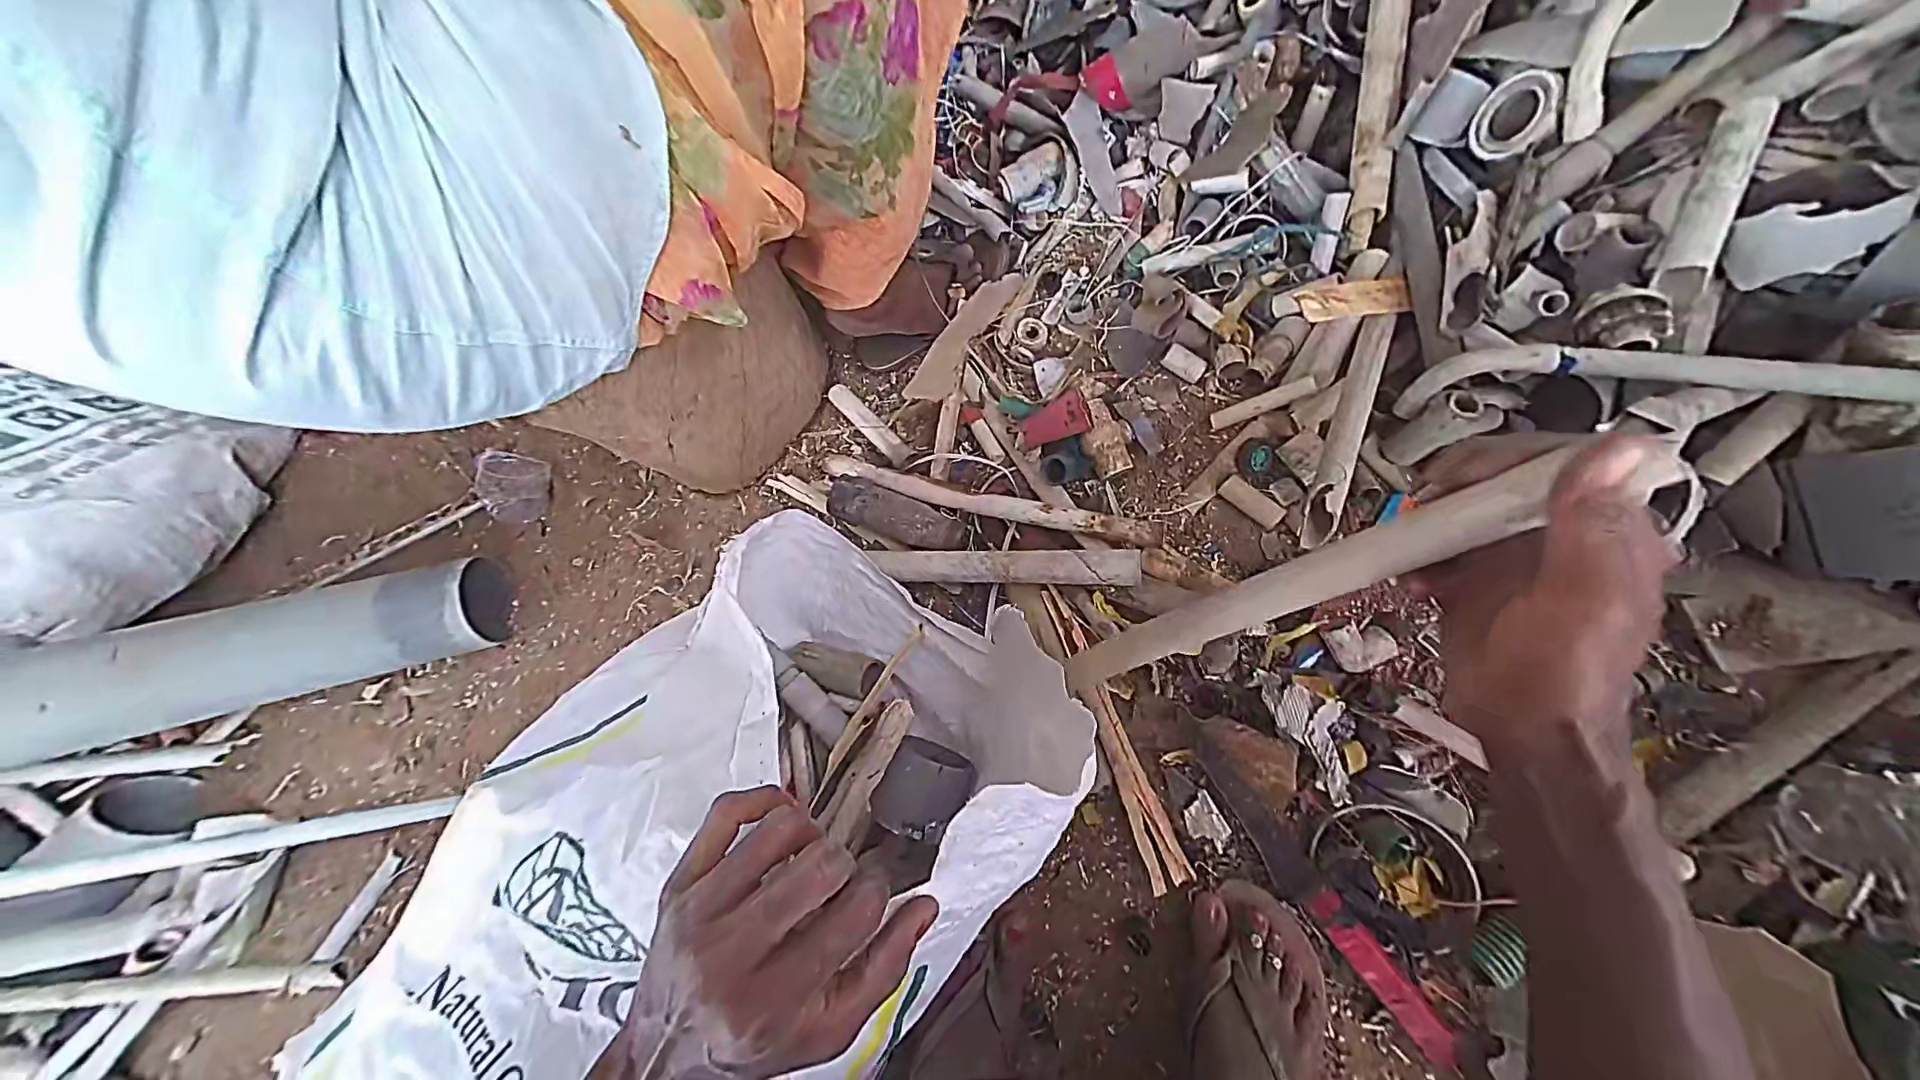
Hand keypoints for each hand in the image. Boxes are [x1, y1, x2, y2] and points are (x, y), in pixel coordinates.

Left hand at [599, 787, 938, 1079]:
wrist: (667, 1050)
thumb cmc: (751, 1039)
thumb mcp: (827, 1030)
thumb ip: (884, 969)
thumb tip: (924, 907)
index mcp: (773, 1001)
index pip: (853, 914)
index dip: (877, 891)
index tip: (873, 890)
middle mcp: (729, 955)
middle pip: (818, 867)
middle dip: (845, 863)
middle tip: (841, 876)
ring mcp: (699, 912)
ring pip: (778, 830)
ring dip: (811, 834)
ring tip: (811, 855)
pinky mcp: (680, 882)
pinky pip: (726, 813)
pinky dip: (764, 800)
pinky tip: (784, 816)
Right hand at [1408, 435, 1677, 754]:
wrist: (1518, 728)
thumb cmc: (1561, 677)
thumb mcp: (1583, 599)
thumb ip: (1591, 527)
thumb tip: (1610, 453)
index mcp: (1605, 534)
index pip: (1561, 463)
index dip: (1508, 461)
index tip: (1462, 481)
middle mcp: (1560, 540)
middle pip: (1504, 483)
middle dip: (1458, 490)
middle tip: (1427, 508)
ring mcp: (1514, 562)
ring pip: (1467, 513)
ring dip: (1432, 523)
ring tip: (1413, 544)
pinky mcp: (1475, 583)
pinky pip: (1441, 548)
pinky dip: (1418, 555)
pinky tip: (1413, 575)